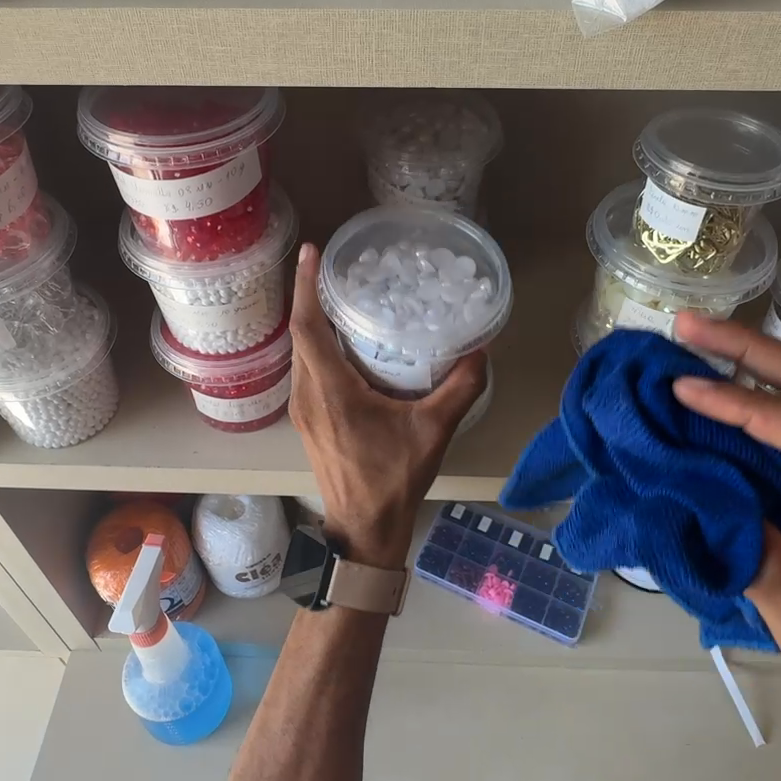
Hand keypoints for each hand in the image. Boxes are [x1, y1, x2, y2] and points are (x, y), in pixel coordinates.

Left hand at [288, 243, 486, 568]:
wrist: (364, 529)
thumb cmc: (393, 480)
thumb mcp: (432, 432)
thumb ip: (459, 389)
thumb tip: (480, 349)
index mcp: (331, 392)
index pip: (307, 327)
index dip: (304, 286)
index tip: (309, 251)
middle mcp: (308, 395)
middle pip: (300, 335)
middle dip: (310, 297)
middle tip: (334, 268)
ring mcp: (303, 410)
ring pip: (301, 354)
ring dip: (313, 323)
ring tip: (339, 298)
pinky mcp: (309, 421)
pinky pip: (307, 371)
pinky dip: (318, 348)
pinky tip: (345, 345)